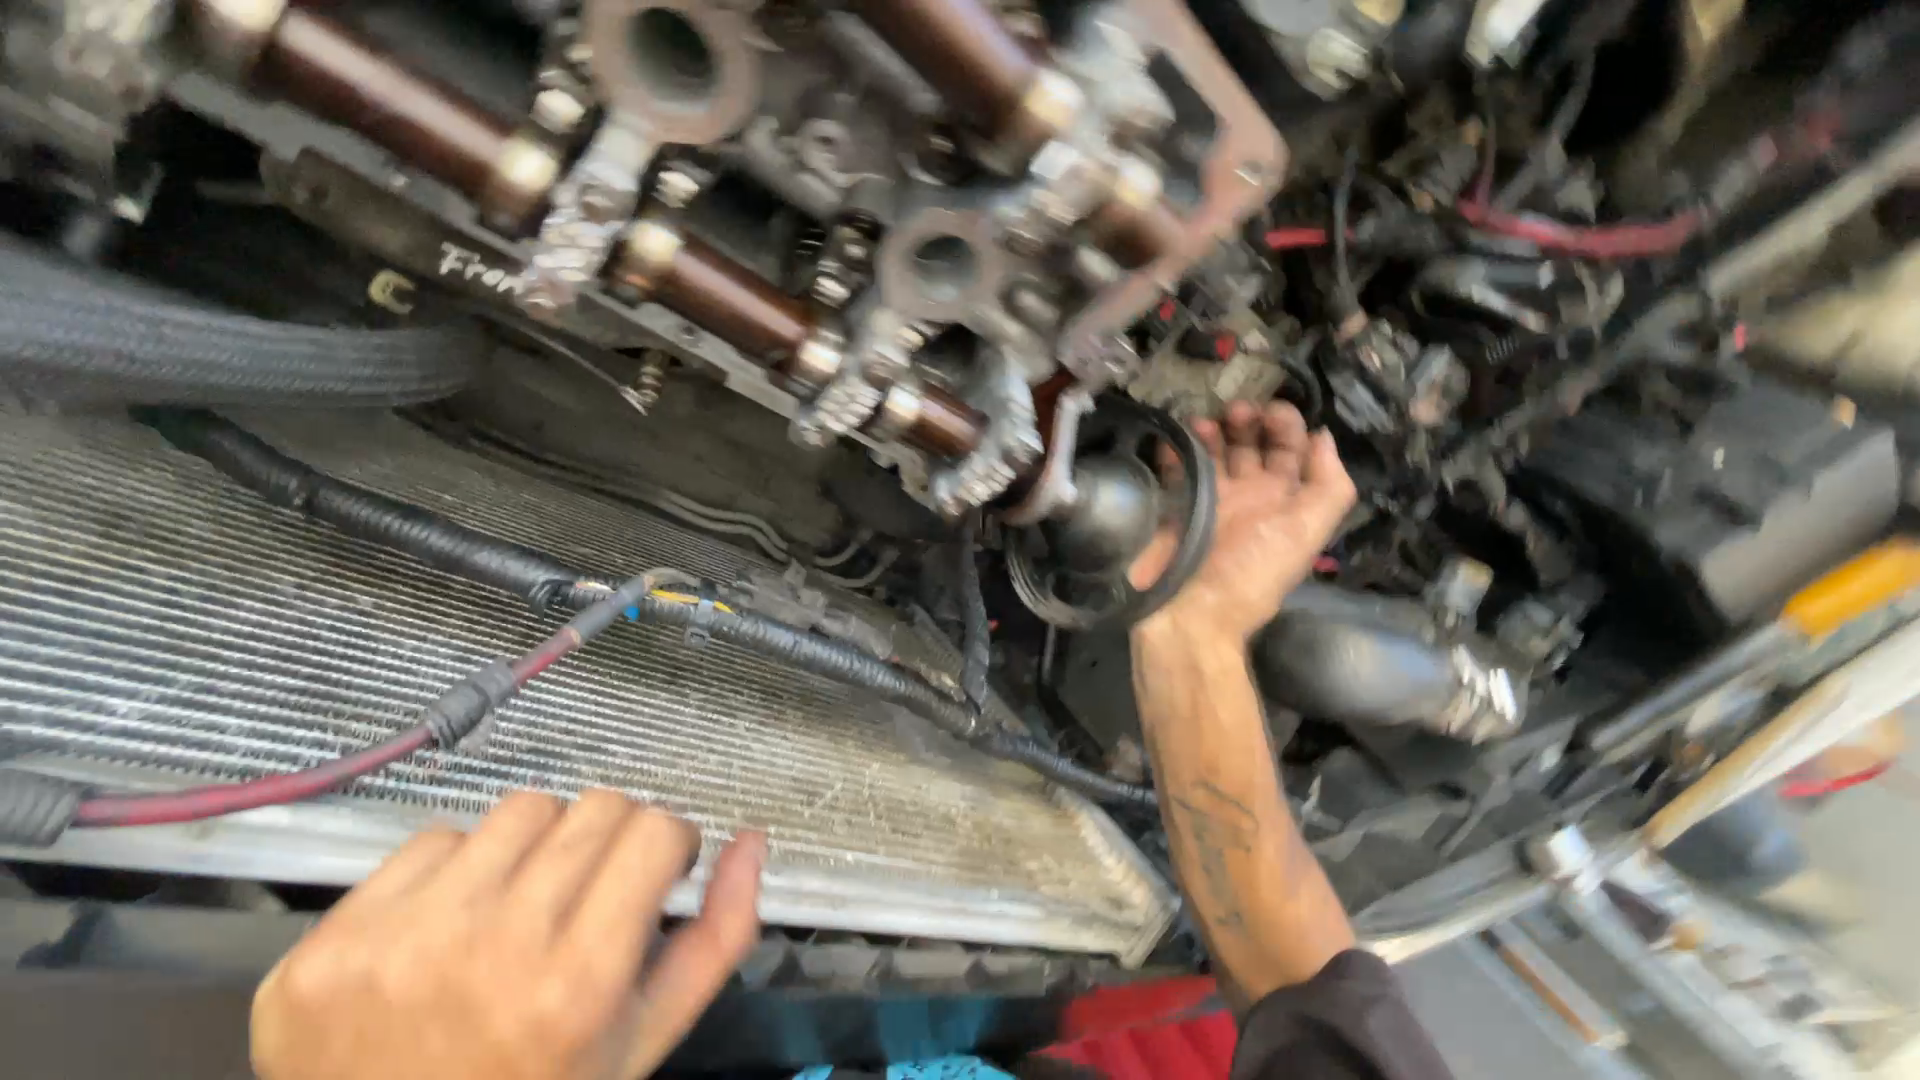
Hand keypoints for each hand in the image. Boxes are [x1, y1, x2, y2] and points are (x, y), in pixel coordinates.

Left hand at [251, 790, 765, 1079]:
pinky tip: (456, 923)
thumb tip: (750, 842)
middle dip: (613, 838)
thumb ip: (718, 936)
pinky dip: (461, 868)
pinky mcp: (337, 937)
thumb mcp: (645, 1038)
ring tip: (527, 901)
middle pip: (595, 808)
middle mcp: (490, 948)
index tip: (656, 871)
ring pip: (521, 809)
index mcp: (577, 983)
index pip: (653, 830)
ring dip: (541, 843)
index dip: (668, 844)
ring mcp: (403, 940)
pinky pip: (435, 837)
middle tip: (595, 891)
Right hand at [1131, 400, 1355, 642]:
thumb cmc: (1249, 571)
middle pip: (1251, 446)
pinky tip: (1174, 440)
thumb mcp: (1304, 531)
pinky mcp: (1174, 505)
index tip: (1273, 411)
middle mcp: (1249, 497)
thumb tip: (1323, 437)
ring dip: (1212, 430)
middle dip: (1248, 421)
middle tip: (1237, 411)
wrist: (1190, 612)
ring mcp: (1209, 501)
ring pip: (1213, 452)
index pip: (1290, 451)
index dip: (1287, 426)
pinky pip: (1174, 468)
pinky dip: (1173, 450)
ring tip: (1204, 423)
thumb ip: (1328, 485)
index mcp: (1283, 503)